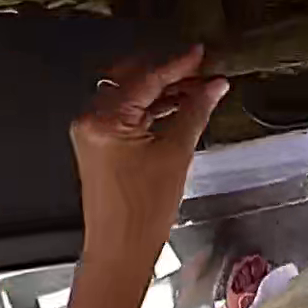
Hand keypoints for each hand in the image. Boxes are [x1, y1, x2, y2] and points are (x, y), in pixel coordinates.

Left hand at [71, 46, 227, 270]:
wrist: (120, 253)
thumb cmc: (144, 211)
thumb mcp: (176, 153)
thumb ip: (195, 110)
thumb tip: (215, 85)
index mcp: (105, 119)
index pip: (147, 79)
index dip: (178, 65)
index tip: (200, 54)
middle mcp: (92, 118)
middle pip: (135, 80)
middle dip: (170, 74)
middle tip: (202, 71)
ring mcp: (93, 130)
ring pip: (132, 95)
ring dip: (163, 90)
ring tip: (198, 88)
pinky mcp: (99, 142)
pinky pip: (128, 112)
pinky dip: (152, 107)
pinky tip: (180, 105)